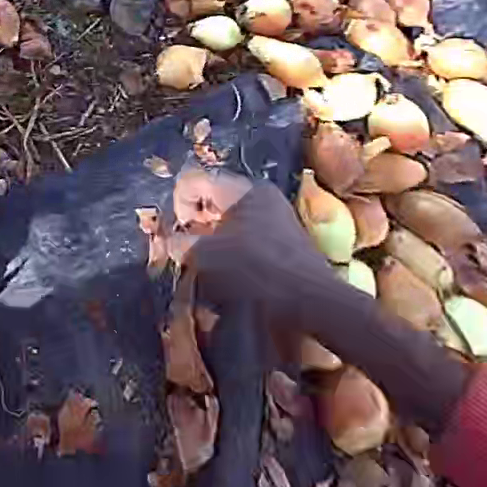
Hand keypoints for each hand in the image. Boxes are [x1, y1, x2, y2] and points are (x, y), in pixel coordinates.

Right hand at [191, 178, 469, 430]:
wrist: (315, 307)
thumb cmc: (256, 272)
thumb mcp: (204, 256)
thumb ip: (178, 244)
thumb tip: (170, 243)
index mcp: (243, 188)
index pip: (194, 180)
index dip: (178, 206)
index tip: (180, 234)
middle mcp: (262, 196)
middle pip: (211, 200)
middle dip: (194, 225)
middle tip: (188, 251)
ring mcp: (277, 219)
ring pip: (228, 221)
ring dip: (211, 242)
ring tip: (207, 268)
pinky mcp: (286, 243)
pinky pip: (246, 237)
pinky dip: (231, 252)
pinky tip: (230, 277)